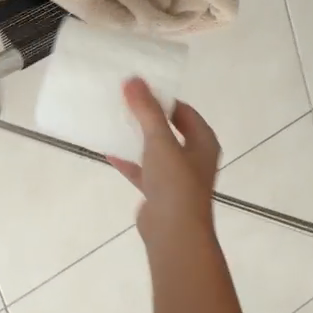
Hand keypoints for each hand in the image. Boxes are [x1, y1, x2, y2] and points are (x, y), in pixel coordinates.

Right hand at [108, 78, 221, 231]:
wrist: (173, 231)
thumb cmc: (175, 183)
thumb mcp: (160, 141)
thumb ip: (147, 111)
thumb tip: (133, 80)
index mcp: (203, 142)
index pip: (184, 111)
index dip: (163, 99)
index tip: (139, 89)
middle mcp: (194, 158)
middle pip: (170, 130)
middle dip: (148, 118)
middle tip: (125, 104)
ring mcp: (177, 177)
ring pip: (155, 150)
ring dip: (137, 139)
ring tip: (115, 124)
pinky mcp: (160, 193)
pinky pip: (142, 170)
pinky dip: (128, 162)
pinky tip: (109, 153)